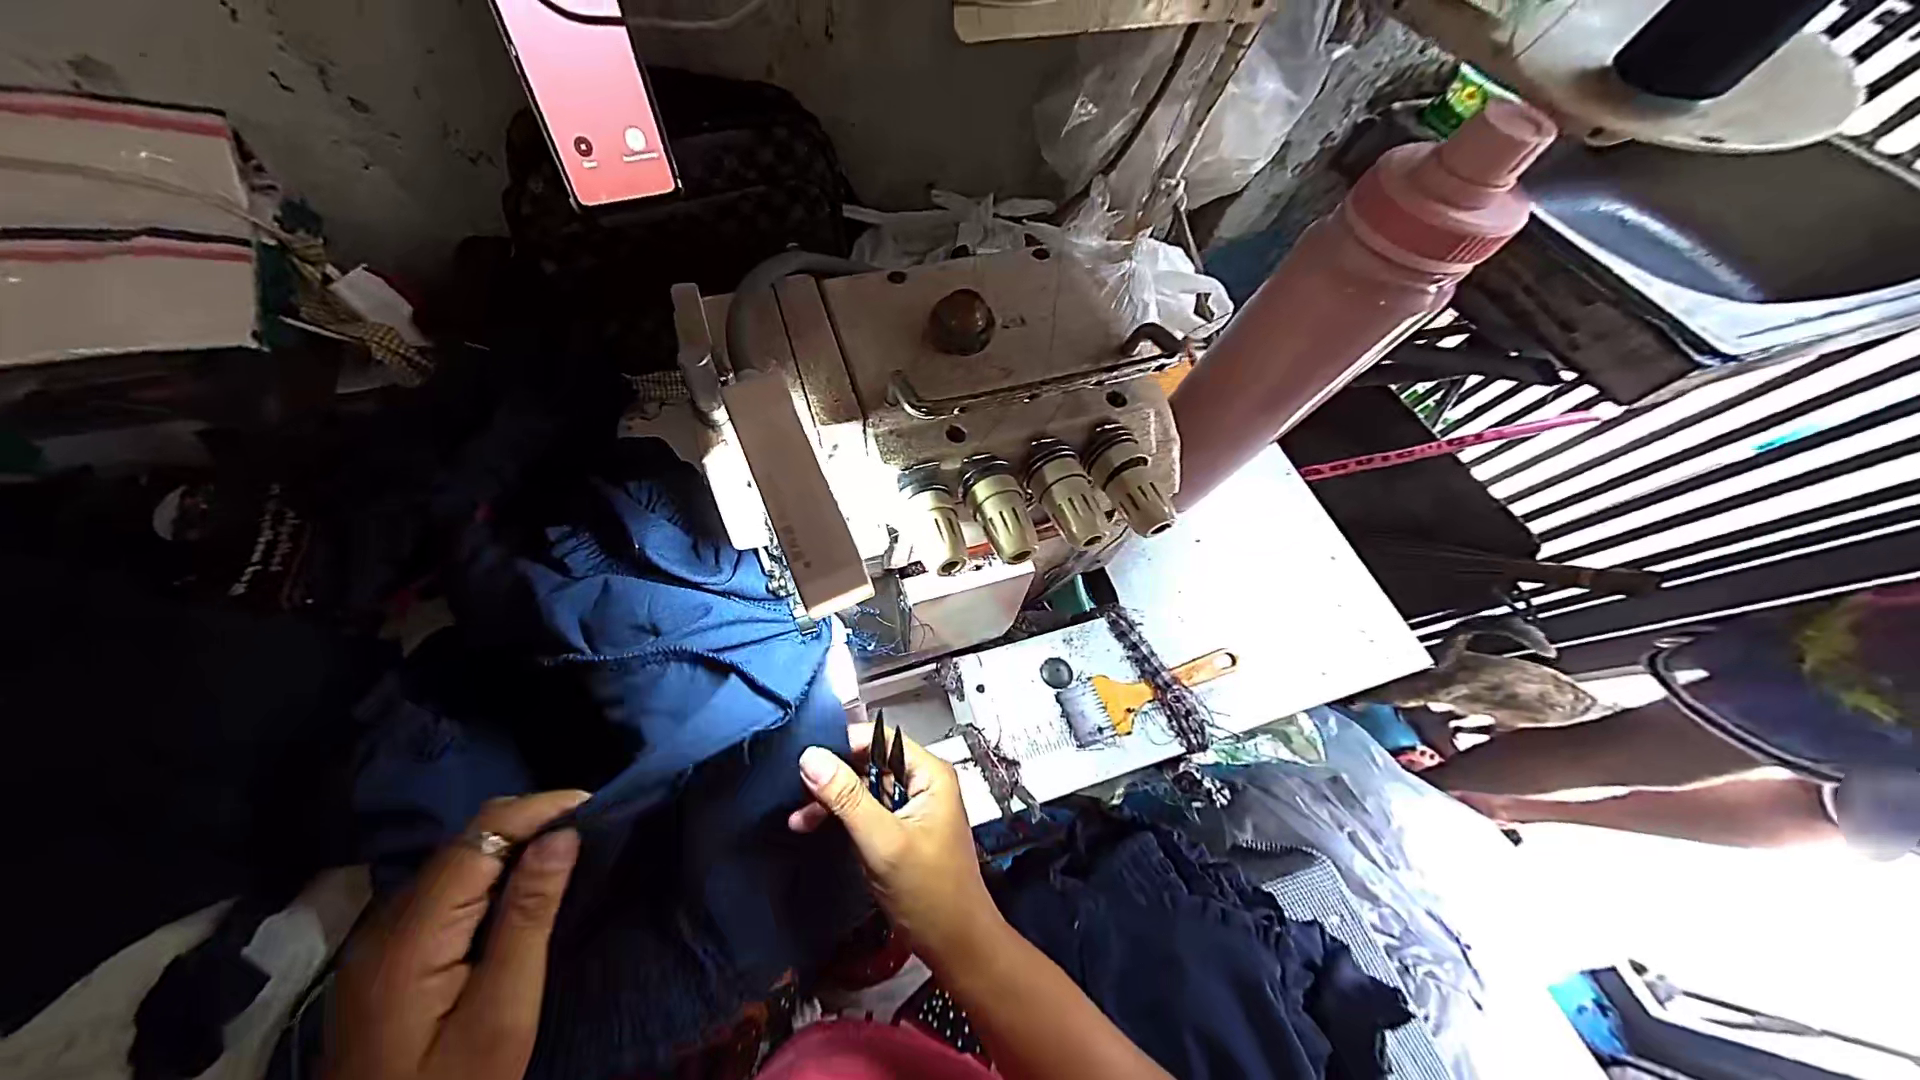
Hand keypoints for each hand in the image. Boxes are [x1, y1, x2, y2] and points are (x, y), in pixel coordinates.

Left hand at [323, 790, 590, 1079]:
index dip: (538, 809)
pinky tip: (527, 879)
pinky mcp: (391, 953)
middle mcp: (386, 925)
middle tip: (590, 825)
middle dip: (531, 819)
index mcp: (410, 939)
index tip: (595, 804)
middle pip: (464, 840)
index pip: (478, 838)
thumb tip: (563, 835)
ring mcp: (382, 939)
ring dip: (516, 840)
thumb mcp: (503, 1010)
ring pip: (457, 856)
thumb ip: (529, 916)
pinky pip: (449, 884)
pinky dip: (494, 867)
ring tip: (569, 845)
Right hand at [788, 723, 1003, 970]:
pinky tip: (815, 826)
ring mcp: (911, 807)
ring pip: (864, 786)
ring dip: (833, 799)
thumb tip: (812, 758)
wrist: (956, 944)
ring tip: (800, 816)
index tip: (809, 760)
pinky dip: (842, 817)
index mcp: (930, 775)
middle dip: (834, 776)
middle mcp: (922, 783)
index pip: (881, 739)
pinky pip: (866, 810)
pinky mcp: (900, 830)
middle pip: (870, 761)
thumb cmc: (931, 893)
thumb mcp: (883, 841)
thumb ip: (847, 798)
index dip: (845, 745)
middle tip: (799, 791)